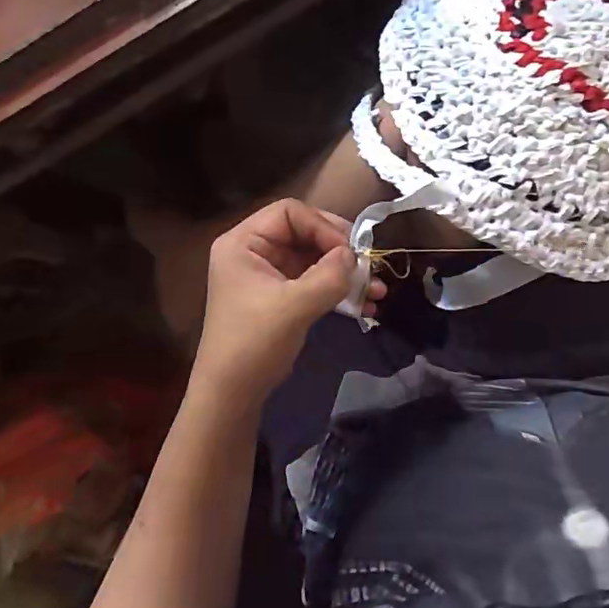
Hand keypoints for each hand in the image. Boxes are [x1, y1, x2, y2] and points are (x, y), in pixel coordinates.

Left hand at [193, 199, 383, 401]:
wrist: (232, 394)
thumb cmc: (253, 344)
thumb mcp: (293, 307)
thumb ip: (327, 277)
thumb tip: (355, 257)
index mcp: (243, 243)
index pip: (290, 213)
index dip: (323, 226)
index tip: (350, 252)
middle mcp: (254, 252)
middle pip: (305, 232)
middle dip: (340, 250)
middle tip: (370, 267)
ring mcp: (268, 275)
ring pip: (314, 258)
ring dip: (345, 272)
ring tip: (377, 290)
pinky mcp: (280, 298)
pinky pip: (314, 281)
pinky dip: (338, 289)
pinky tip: (366, 303)